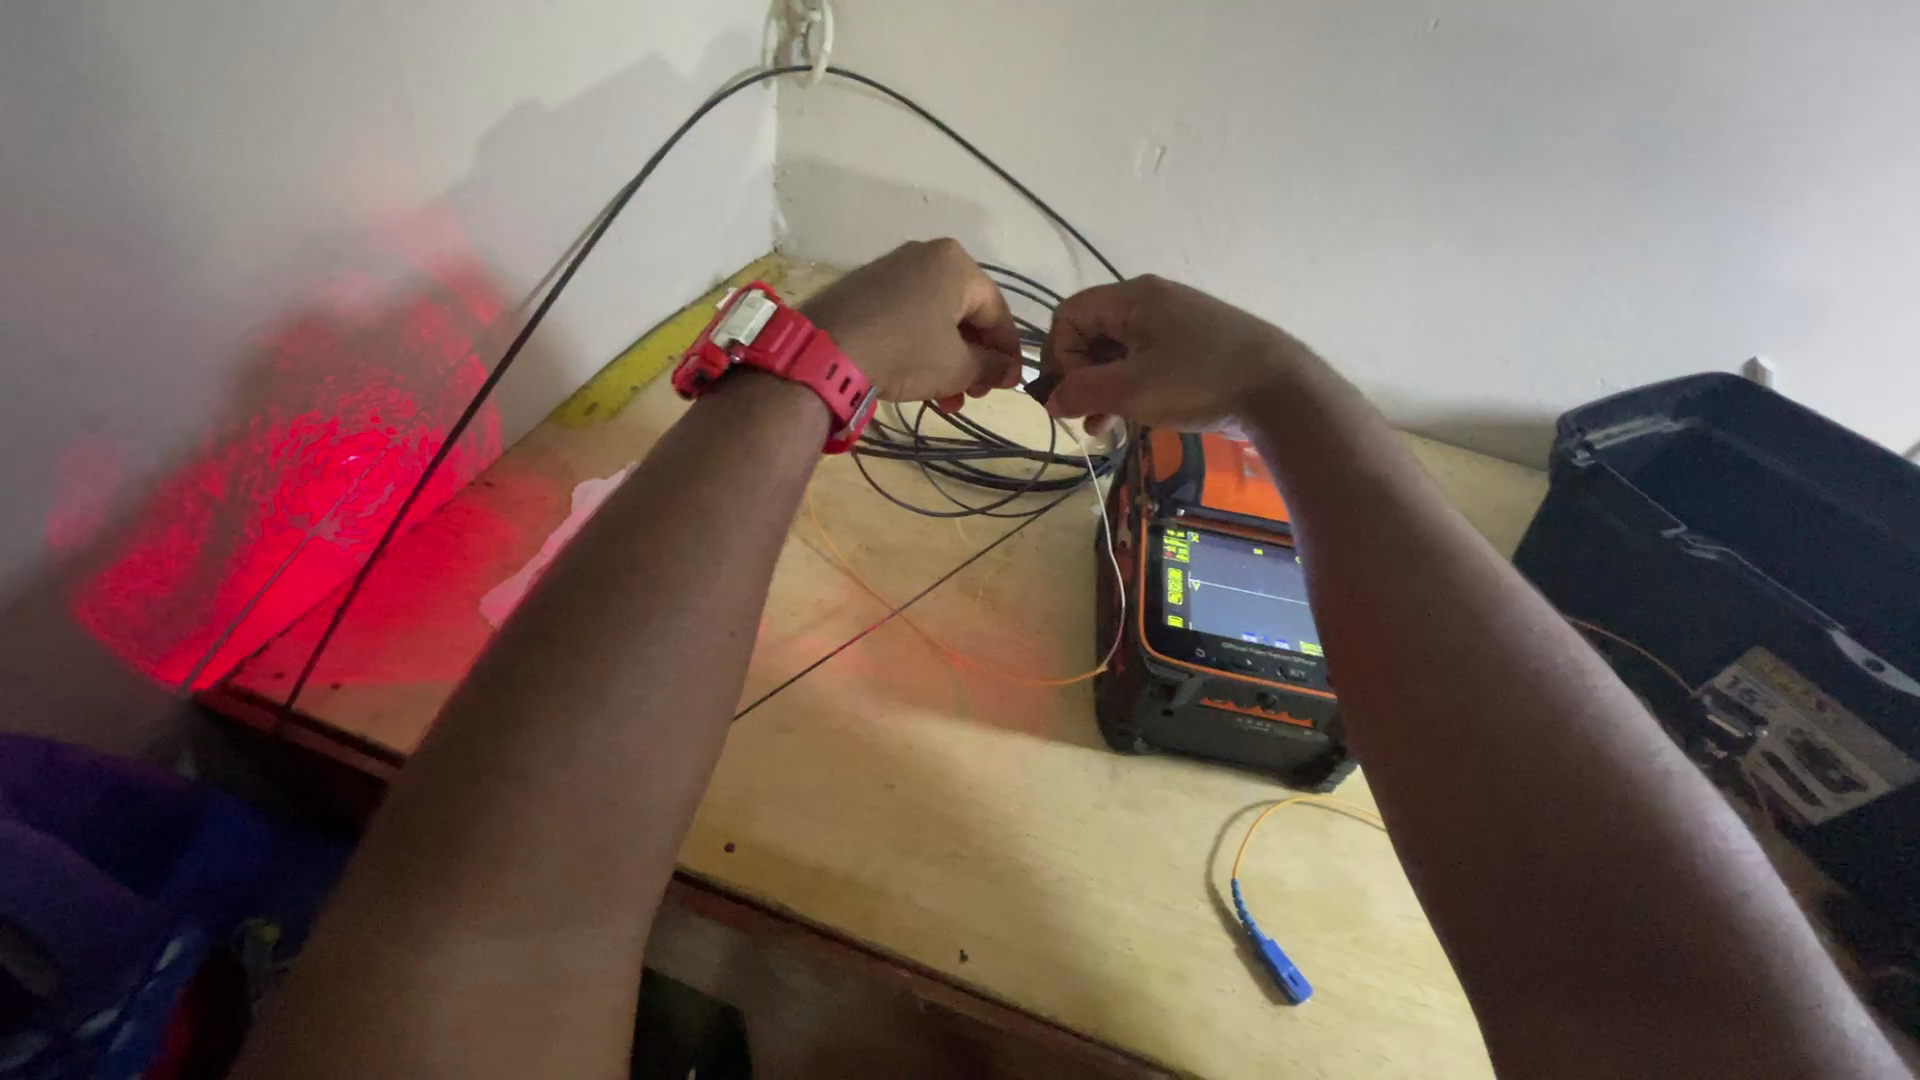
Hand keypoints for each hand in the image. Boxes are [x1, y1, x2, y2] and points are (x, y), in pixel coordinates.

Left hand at [803, 239, 1024, 408]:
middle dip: (974, 359)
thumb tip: (1013, 372)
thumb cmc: (904, 353)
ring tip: (947, 400)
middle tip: (974, 394)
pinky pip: (908, 317)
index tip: (1009, 384)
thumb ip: (992, 368)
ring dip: (949, 361)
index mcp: (957, 264)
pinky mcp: (866, 288)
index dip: (1007, 352)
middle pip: (966, 314)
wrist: (824, 352)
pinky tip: (919, 381)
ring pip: (936, 320)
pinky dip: (921, 348)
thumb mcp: (957, 367)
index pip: (997, 312)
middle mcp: (927, 256)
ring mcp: (892, 269)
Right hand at [1039, 275, 1317, 434]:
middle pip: (1091, 333)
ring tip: (1097, 428)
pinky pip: (1143, 363)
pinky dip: (1127, 390)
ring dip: (1100, 389)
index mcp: (1133, 298)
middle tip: (1078, 414)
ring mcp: (1174, 325)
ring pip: (1116, 353)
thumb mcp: (1131, 390)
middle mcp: (1151, 303)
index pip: (1070, 316)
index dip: (1057, 355)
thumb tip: (1050, 398)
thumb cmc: (1198, 382)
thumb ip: (1082, 391)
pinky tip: (1124, 422)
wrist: (1281, 390)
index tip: (1066, 394)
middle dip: (1078, 376)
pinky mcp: (1191, 348)